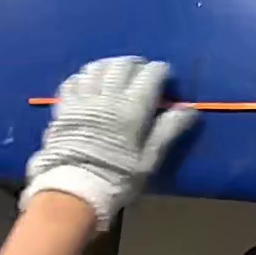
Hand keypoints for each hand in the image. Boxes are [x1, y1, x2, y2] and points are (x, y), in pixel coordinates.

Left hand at [22, 56, 197, 229]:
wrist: (73, 190)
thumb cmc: (117, 177)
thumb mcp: (149, 159)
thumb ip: (168, 129)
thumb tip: (190, 108)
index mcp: (133, 107)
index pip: (151, 73)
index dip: (161, 71)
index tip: (165, 78)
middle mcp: (108, 96)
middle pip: (123, 64)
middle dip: (136, 64)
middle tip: (142, 73)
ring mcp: (84, 98)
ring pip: (98, 67)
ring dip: (110, 65)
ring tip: (116, 73)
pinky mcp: (65, 105)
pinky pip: (74, 80)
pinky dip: (85, 77)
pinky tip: (90, 83)